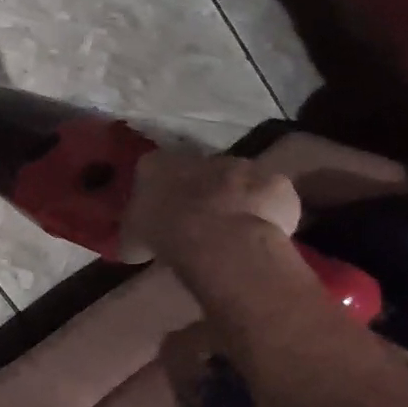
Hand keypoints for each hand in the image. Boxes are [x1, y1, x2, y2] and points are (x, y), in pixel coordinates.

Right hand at [121, 149, 300, 264]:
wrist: (219, 240)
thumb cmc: (165, 233)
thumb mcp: (134, 240)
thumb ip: (134, 238)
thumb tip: (132, 250)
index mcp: (154, 164)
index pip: (153, 170)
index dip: (161, 190)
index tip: (165, 210)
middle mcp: (196, 157)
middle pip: (198, 170)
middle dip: (200, 189)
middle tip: (201, 219)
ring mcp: (239, 166)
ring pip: (237, 179)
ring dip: (236, 196)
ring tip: (235, 227)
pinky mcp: (275, 182)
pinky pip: (272, 194)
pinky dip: (271, 209)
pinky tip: (266, 230)